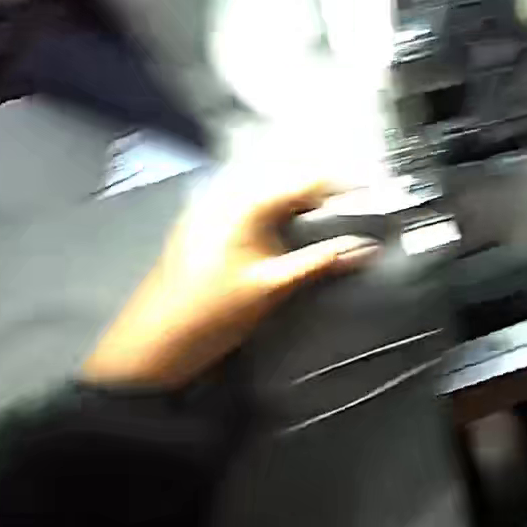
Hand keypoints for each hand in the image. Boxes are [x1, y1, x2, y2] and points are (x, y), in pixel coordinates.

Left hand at [82, 176, 376, 388]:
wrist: (154, 344)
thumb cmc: (212, 313)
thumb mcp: (274, 287)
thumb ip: (322, 262)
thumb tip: (367, 249)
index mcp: (244, 205)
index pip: (304, 181)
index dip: (341, 188)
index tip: (371, 199)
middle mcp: (227, 199)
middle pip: (288, 186)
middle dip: (324, 198)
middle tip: (357, 217)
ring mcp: (214, 215)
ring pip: (271, 200)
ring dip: (303, 210)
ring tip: (333, 229)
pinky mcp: (208, 233)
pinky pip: (255, 215)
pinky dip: (282, 222)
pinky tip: (296, 242)